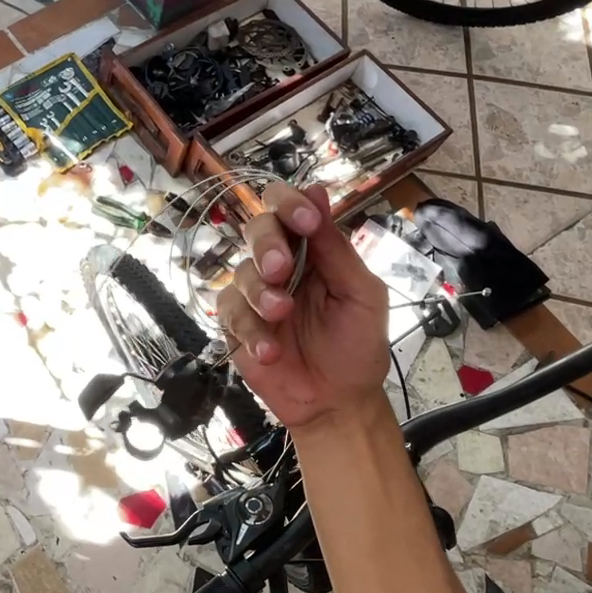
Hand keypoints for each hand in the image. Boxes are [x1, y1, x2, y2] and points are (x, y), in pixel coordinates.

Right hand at [214, 183, 389, 428]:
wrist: (338, 402)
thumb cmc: (357, 346)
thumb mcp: (362, 294)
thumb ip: (336, 248)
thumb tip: (318, 190)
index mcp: (312, 250)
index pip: (288, 208)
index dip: (289, 204)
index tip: (305, 220)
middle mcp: (279, 265)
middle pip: (256, 230)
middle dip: (267, 246)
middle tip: (282, 269)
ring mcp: (254, 295)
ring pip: (240, 273)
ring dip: (261, 294)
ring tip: (282, 316)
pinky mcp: (235, 325)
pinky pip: (229, 313)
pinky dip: (250, 331)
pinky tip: (271, 352)